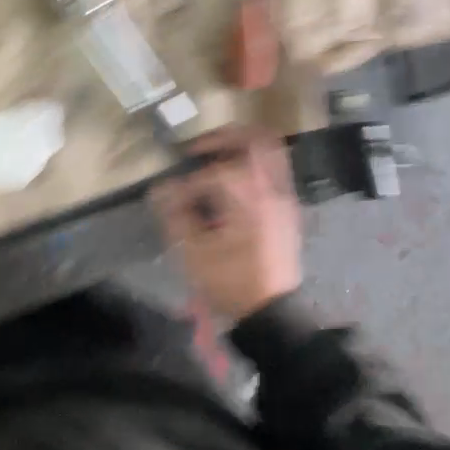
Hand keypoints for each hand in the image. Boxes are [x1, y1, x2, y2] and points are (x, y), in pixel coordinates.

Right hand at [149, 126, 301, 321]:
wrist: (272, 313)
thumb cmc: (231, 282)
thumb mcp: (194, 253)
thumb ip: (176, 214)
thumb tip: (161, 188)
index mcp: (248, 197)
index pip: (214, 170)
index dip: (189, 181)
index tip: (175, 196)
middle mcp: (272, 188)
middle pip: (254, 138)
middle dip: (222, 137)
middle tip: (198, 148)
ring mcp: (285, 195)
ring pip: (270, 149)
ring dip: (241, 145)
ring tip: (216, 156)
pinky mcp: (289, 206)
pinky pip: (276, 167)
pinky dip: (254, 162)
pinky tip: (234, 180)